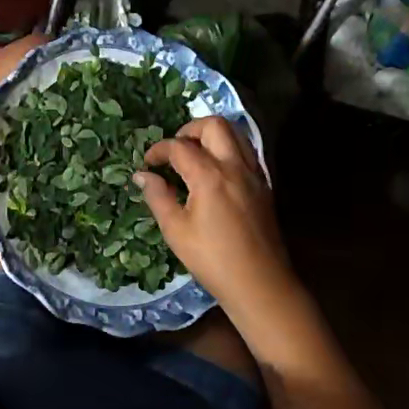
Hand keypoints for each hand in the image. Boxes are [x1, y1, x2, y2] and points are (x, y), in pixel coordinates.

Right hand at [135, 117, 296, 311]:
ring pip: (236, 133)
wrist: (260, 282)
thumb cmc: (213, 260)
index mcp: (210, 176)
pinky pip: (247, 152)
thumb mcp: (176, 231)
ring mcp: (254, 174)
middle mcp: (235, 166)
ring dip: (213, 135)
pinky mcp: (265, 185)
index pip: (180, 147)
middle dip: (190, 129)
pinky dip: (230, 149)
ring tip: (196, 155)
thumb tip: (143, 175)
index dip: (159, 150)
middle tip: (175, 149)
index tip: (148, 162)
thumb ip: (158, 197)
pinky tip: (217, 171)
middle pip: (214, 125)